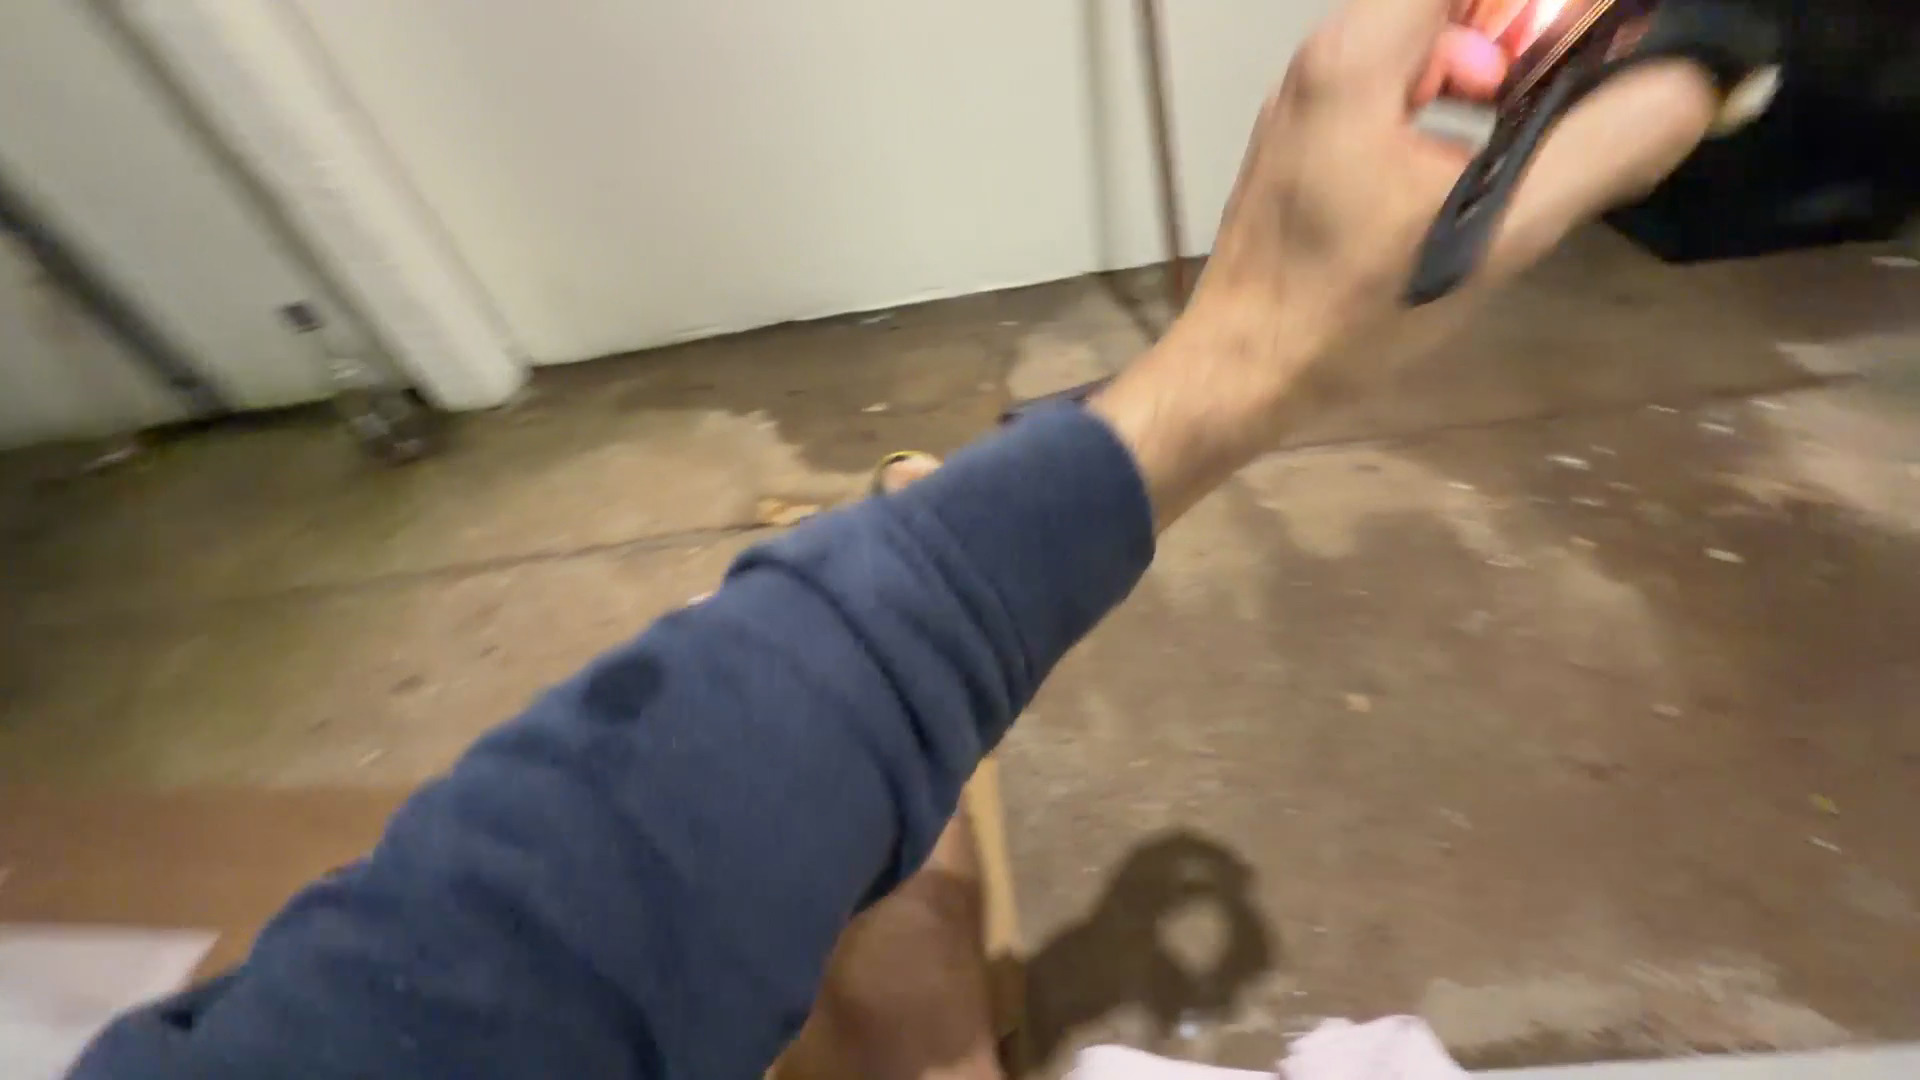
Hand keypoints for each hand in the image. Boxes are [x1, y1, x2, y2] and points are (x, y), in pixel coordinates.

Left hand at [1092, 0, 1720, 527]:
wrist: (1235, 375)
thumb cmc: (1344, 316)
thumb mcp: (1493, 234)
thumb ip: (1608, 139)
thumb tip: (1692, 79)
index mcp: (1358, 54)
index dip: (1547, 4)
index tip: (1583, 56)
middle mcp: (1321, 61)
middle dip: (1532, 32)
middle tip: (1565, 99)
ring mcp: (1304, 108)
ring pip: (1428, 42)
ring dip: (1495, 72)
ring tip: (1522, 139)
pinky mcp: (1300, 151)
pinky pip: (1394, 92)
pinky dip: (1448, 107)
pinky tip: (1465, 172)